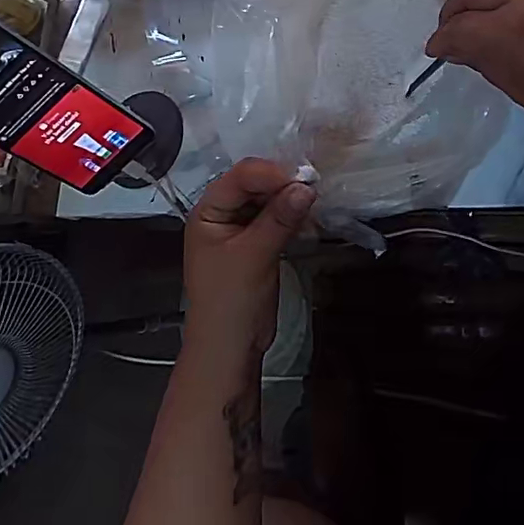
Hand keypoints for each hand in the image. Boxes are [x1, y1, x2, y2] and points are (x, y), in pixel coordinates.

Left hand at [182, 158, 314, 361]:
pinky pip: (276, 217)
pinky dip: (292, 215)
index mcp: (208, 211)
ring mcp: (240, 228)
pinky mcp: (257, 243)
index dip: (271, 173)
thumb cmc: (231, 302)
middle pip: (254, 184)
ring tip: (316, 199)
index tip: (303, 179)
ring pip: (267, 199)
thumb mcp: (254, 256)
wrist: (230, 351)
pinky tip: (311, 217)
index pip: (240, 177)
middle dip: (283, 183)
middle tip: (315, 186)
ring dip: (290, 198)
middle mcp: (222, 214)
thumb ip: (279, 218)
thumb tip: (307, 186)